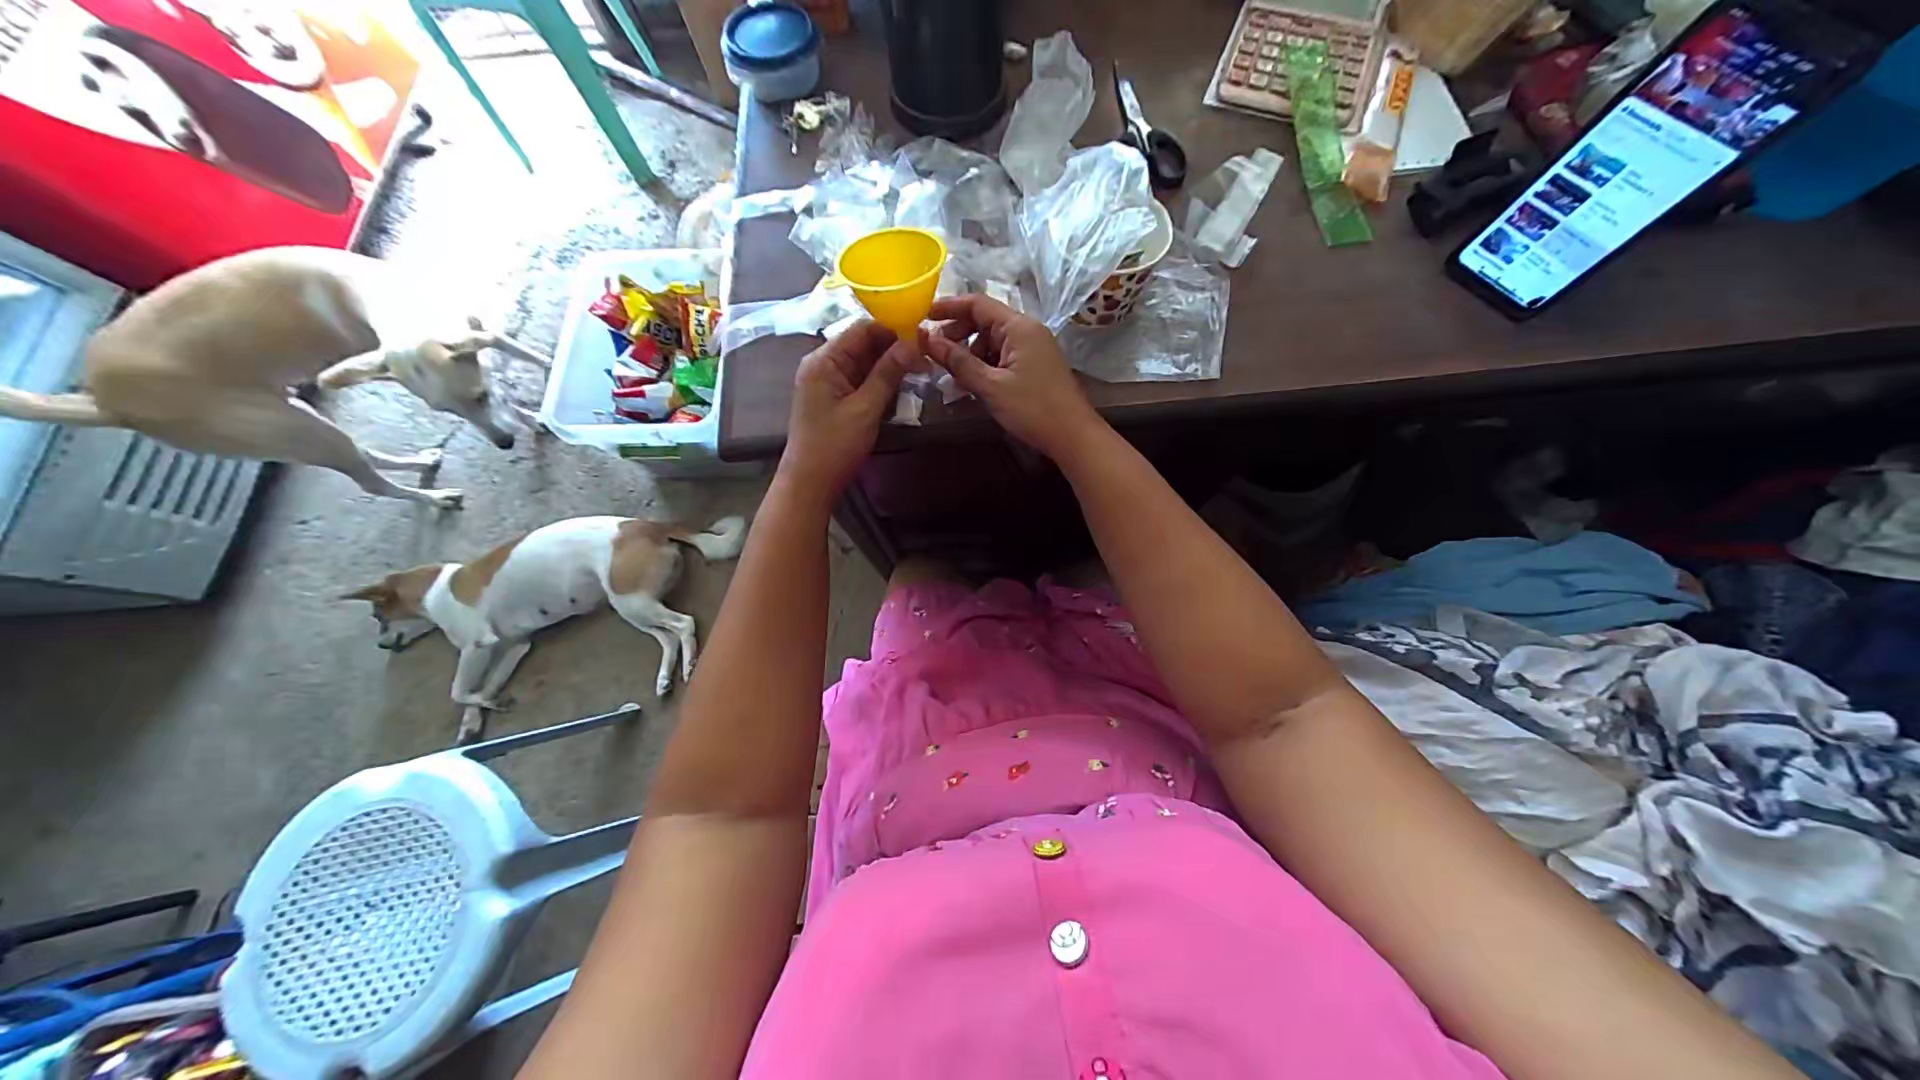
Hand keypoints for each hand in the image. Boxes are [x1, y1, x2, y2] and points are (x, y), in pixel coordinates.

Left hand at [781, 320, 914, 498]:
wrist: (809, 483)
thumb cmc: (834, 446)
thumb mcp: (865, 409)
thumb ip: (888, 374)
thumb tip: (912, 343)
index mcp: (824, 361)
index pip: (862, 329)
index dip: (892, 329)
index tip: (922, 336)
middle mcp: (822, 365)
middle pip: (863, 344)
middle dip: (894, 348)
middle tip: (927, 355)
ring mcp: (827, 382)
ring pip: (864, 363)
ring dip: (889, 366)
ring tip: (921, 369)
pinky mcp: (833, 398)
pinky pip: (860, 380)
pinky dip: (879, 381)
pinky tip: (901, 386)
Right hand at [920, 294, 1104, 461]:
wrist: (1073, 436)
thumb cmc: (1033, 408)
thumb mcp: (990, 386)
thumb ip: (957, 361)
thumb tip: (926, 339)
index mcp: (1018, 327)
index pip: (977, 304)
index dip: (948, 307)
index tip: (921, 317)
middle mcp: (1026, 330)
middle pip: (984, 321)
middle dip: (956, 333)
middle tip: (932, 351)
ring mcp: (1032, 348)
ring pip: (991, 341)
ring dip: (968, 353)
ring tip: (949, 374)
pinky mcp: (1033, 366)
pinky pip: (1002, 356)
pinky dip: (983, 365)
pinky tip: (969, 383)